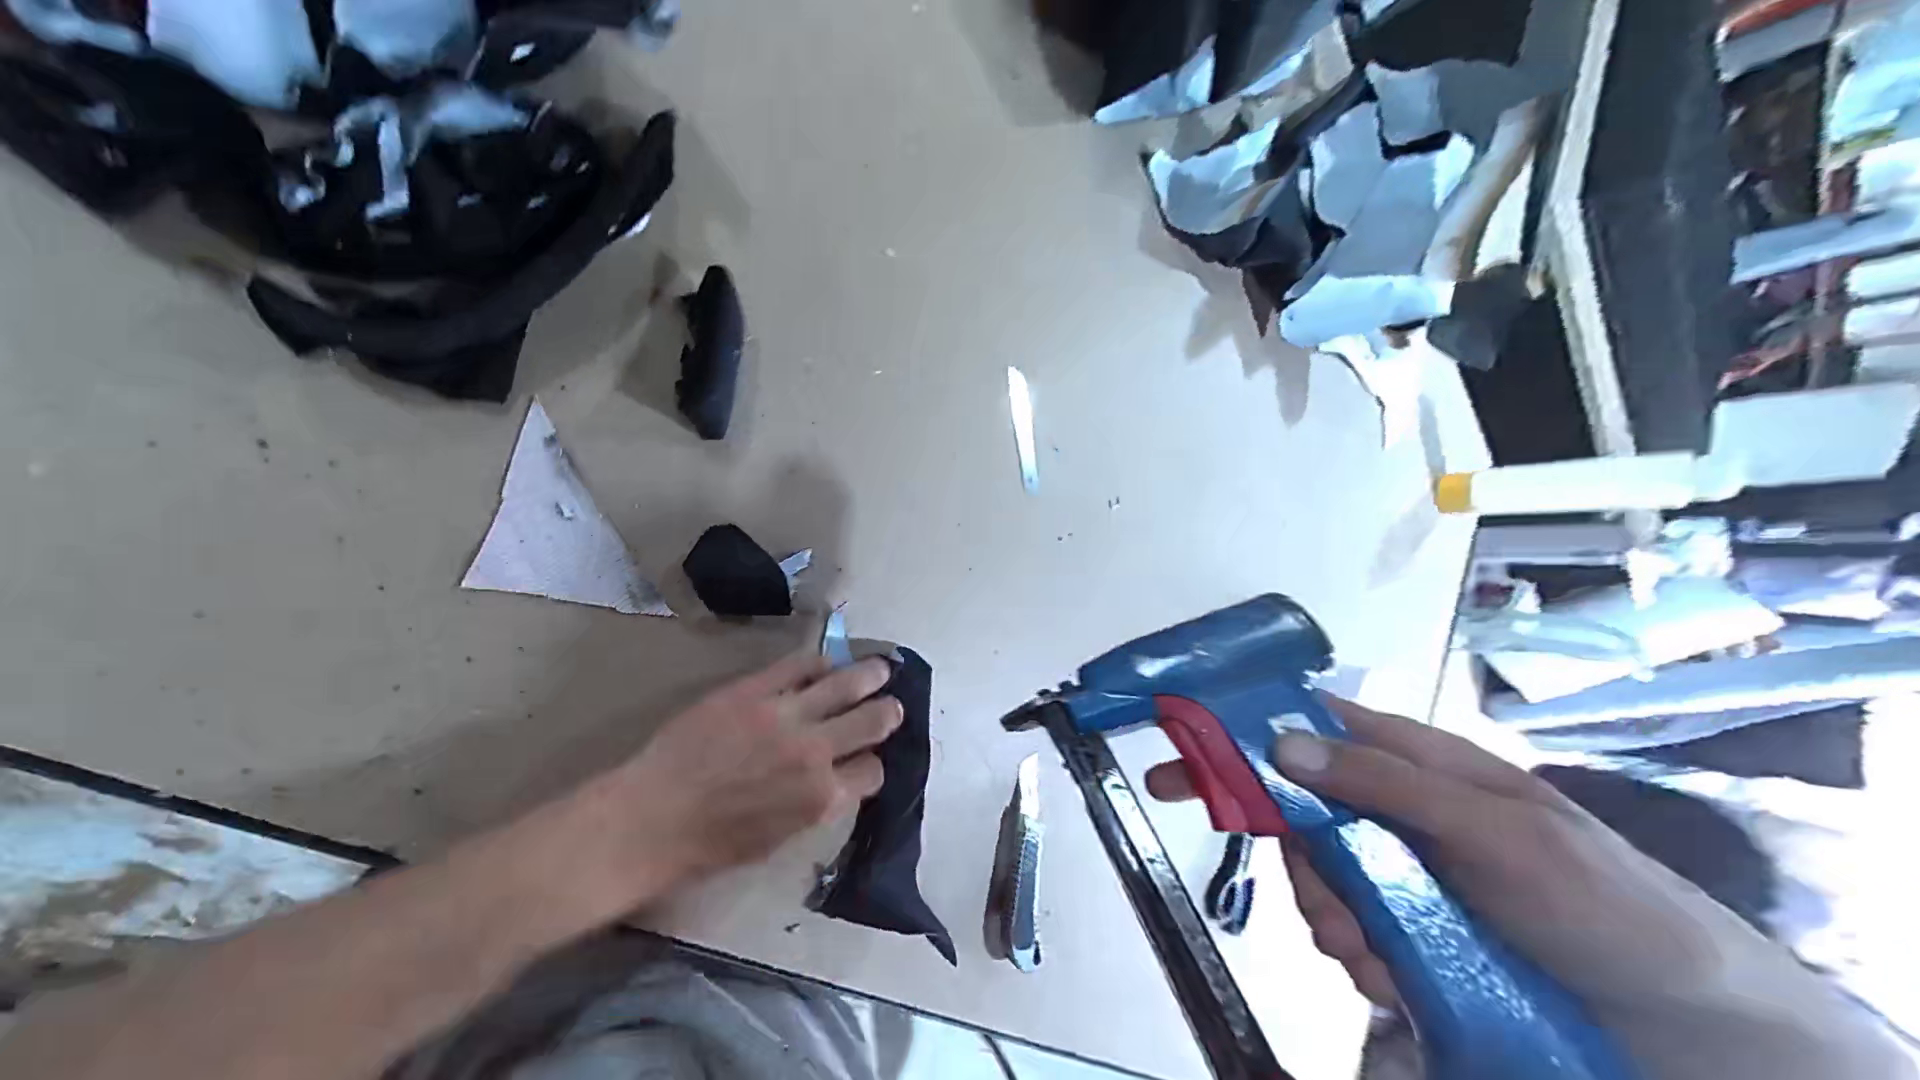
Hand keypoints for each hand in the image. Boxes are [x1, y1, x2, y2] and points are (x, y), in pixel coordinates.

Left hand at [562, 651, 901, 909]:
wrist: (650, 818)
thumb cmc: (710, 844)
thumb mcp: (778, 839)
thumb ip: (817, 805)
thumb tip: (838, 779)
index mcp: (822, 798)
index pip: (874, 771)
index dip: (875, 763)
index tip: (869, 758)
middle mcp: (815, 752)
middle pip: (872, 721)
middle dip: (888, 712)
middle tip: (892, 704)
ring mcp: (786, 715)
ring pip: (846, 683)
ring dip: (870, 674)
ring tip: (881, 667)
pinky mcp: (755, 689)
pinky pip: (799, 665)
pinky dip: (819, 662)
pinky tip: (826, 662)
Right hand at [1145, 696, 1769, 1017]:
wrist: (1689, 1024)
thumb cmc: (1597, 900)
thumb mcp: (1495, 831)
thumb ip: (1385, 783)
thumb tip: (1278, 742)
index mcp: (1406, 758)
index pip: (1300, 724)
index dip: (1234, 731)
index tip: (1174, 758)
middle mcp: (1388, 801)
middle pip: (1294, 810)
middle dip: (1300, 869)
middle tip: (1329, 921)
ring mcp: (1394, 864)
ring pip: (1315, 875)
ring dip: (1332, 923)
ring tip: (1378, 965)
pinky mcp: (1404, 920)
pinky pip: (1344, 925)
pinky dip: (1356, 956)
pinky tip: (1392, 980)